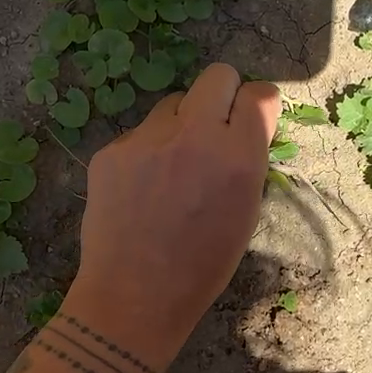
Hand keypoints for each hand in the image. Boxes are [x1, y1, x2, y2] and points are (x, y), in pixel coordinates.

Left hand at [65, 64, 278, 366]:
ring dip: (181, 124)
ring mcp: (147, 140)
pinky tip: (142, 188)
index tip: (252, 120)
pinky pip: (140, 134)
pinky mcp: (112, 150)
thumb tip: (243, 131)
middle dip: (223, 95)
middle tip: (216, 128)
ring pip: (173, 104)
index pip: (259, 94)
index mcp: (238, 158)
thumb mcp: (245, 213)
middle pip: (217, 76)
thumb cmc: (203, 266)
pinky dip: (147, 151)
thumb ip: (247, 163)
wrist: (135, 296)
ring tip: (173, 167)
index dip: (258, 105)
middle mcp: (195, 136)